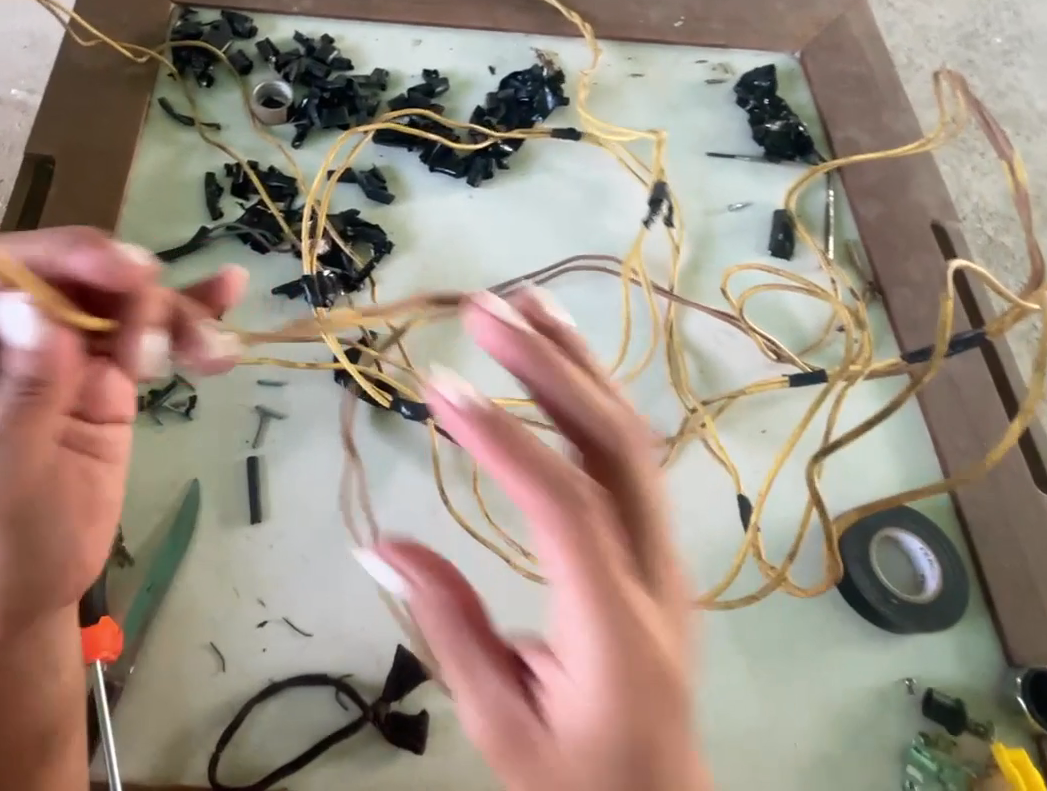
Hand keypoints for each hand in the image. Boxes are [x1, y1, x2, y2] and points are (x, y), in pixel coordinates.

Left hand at [0, 228, 246, 651]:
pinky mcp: (106, 391)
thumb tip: (34, 304)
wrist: (16, 620)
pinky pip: (144, 344)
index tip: (126, 271)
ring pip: (116, 308)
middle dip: (126, 286)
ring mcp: (63, 367)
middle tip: (172, 317)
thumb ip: (19, 394)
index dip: (62, 260)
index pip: (1, 281)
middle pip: (69, 282)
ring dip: (168, 313)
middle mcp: (8, 351)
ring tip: (210, 350)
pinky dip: (184, 325)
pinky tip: (225, 301)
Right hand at [360, 289, 707, 790]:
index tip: (440, 386)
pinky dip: (590, 391)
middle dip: (547, 367)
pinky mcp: (657, 538)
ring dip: (576, 361)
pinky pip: (627, 450)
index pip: (563, 506)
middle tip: (484, 312)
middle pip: (613, 445)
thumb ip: (447, 625)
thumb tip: (381, 543)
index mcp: (614, 624)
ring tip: (524, 302)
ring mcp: (665, 548)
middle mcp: (654, 569)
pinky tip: (557, 355)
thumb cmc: (574, 772)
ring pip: (630, 435)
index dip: (503, 439)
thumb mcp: (498, 721)